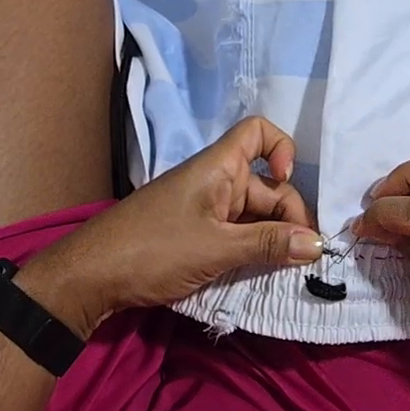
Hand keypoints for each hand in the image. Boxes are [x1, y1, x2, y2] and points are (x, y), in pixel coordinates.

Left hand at [19, 116, 321, 336]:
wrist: (91, 277)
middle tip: (303, 255)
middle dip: (288, 215)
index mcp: (217, 168)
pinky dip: (250, 250)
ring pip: (252, 214)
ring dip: (272, 238)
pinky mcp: (194, 235)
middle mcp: (214, 182)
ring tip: (289, 270)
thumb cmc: (154, 250)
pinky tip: (262, 274)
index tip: (286, 184)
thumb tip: (318, 244)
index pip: (258, 133)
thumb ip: (268, 244)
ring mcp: (203, 210)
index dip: (281, 149)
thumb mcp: (217, 249)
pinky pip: (234, 234)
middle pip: (266, 185)